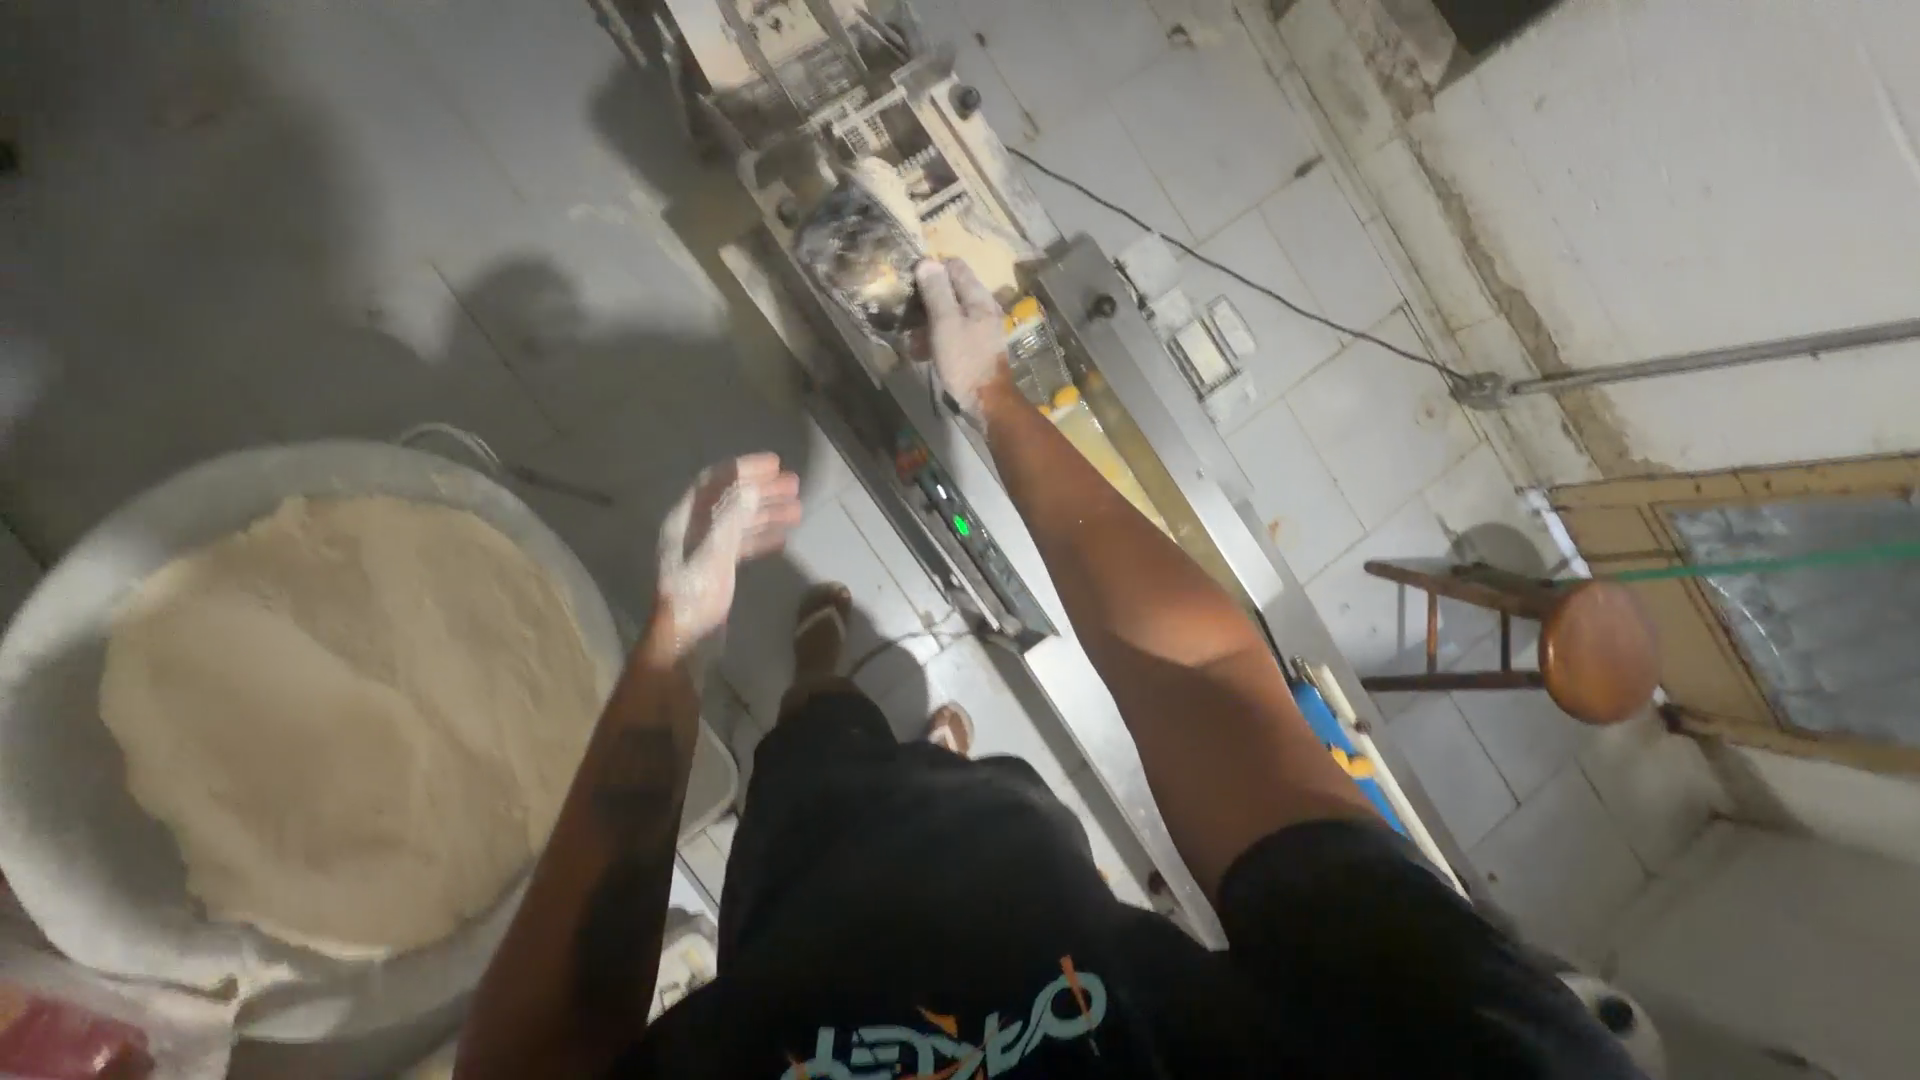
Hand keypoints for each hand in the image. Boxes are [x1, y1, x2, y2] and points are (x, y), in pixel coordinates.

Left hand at [654, 454, 801, 661]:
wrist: (685, 643)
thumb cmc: (694, 597)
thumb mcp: (713, 555)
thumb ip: (731, 519)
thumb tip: (751, 487)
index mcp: (685, 521)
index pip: (715, 482)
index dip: (744, 469)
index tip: (775, 463)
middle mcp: (693, 531)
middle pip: (730, 500)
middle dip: (762, 490)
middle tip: (794, 484)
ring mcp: (705, 552)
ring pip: (740, 523)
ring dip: (767, 512)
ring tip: (798, 509)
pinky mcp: (716, 572)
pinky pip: (742, 545)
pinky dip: (762, 538)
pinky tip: (783, 538)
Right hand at [915, 258, 1011, 421]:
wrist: (986, 401)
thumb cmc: (965, 360)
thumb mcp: (945, 323)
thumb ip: (936, 292)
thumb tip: (927, 261)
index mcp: (978, 297)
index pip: (954, 266)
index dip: (931, 270)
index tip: (910, 284)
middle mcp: (982, 308)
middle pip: (950, 291)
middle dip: (925, 301)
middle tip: (906, 314)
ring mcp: (979, 329)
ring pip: (948, 315)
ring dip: (927, 324)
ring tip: (910, 340)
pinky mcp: (974, 348)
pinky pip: (951, 335)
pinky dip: (936, 340)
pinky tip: (921, 354)